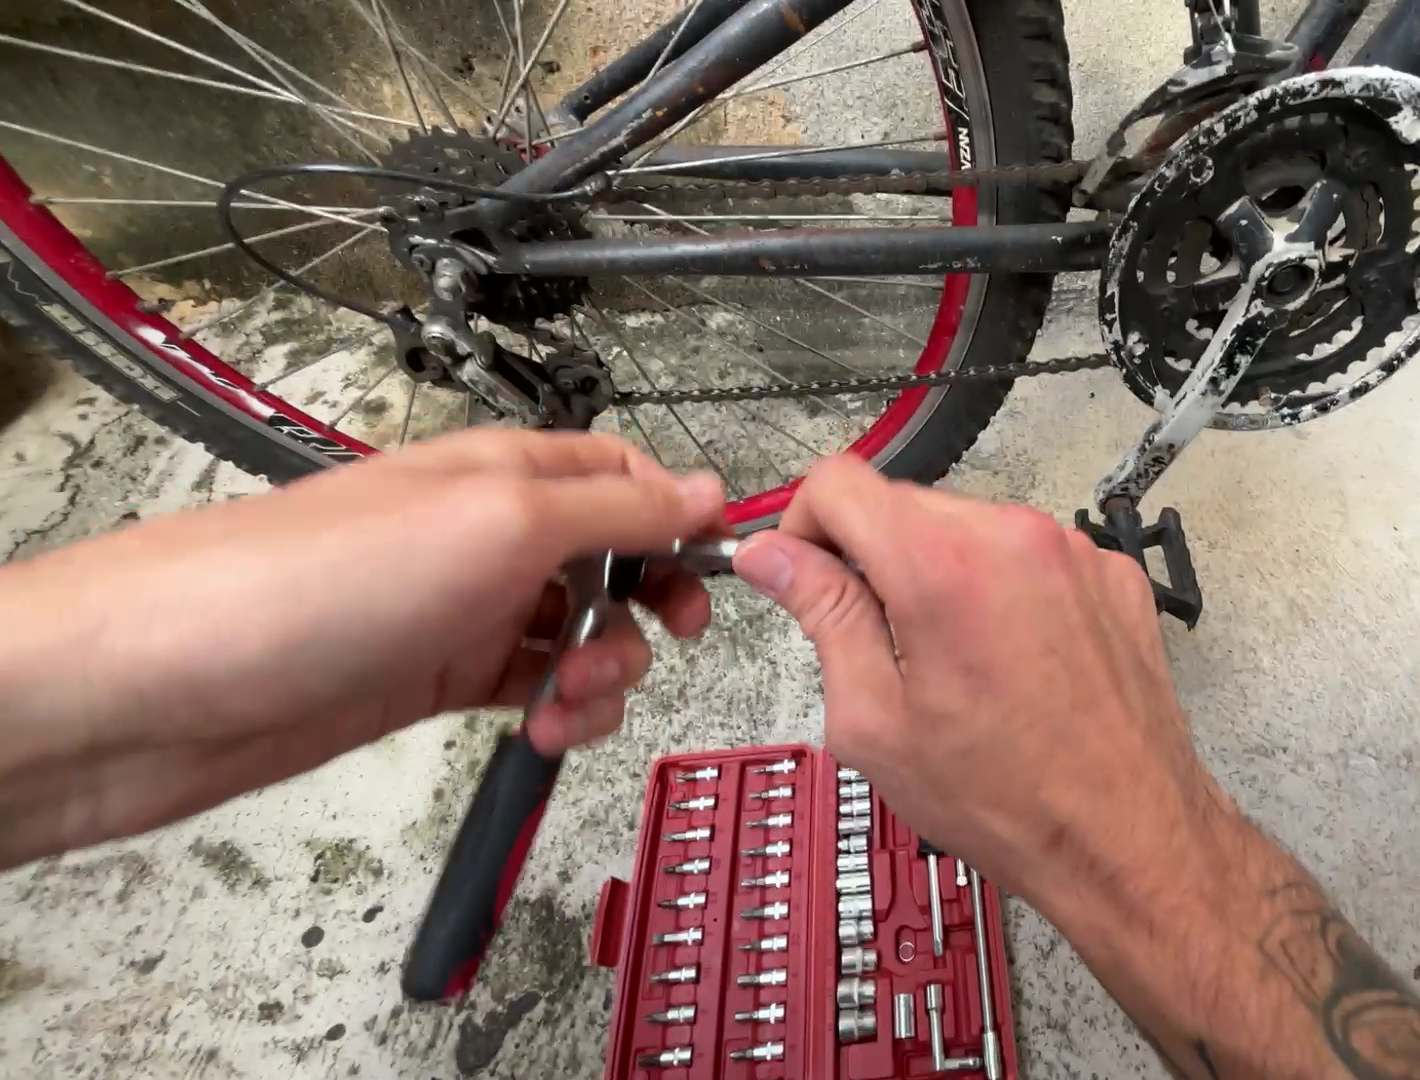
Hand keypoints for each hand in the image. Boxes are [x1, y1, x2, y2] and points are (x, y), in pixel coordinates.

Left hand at [0, 429, 724, 868]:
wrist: (155, 692)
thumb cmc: (336, 581)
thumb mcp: (506, 523)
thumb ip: (621, 510)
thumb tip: (712, 489)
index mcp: (517, 475)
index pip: (628, 477)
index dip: (679, 514)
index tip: (716, 562)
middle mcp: (503, 535)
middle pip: (622, 560)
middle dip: (655, 601)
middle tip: (672, 635)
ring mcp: (478, 608)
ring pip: (588, 630)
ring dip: (606, 668)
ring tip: (571, 695)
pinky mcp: (453, 675)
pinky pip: (543, 684)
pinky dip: (562, 708)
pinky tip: (545, 726)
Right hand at [731, 457, 1234, 912]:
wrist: (1127, 835)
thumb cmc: (1004, 798)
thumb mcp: (875, 719)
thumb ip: (821, 614)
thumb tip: (773, 557)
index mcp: (943, 564)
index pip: (840, 482)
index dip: (805, 522)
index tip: (808, 569)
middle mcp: (1013, 534)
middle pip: (905, 503)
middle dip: (874, 556)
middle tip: (881, 636)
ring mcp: (1071, 548)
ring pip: (967, 525)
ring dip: (940, 570)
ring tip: (955, 656)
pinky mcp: (1107, 571)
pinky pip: (1028, 551)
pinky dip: (1002, 584)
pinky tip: (1011, 652)